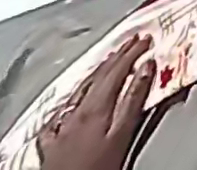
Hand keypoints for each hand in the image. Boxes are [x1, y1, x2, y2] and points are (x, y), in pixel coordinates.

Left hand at [36, 35, 155, 169]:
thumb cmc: (99, 168)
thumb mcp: (122, 135)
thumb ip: (134, 100)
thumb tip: (148, 65)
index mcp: (95, 108)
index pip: (117, 72)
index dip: (132, 53)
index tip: (146, 38)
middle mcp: (76, 113)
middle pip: (99, 77)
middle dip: (118, 57)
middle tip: (132, 40)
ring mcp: (59, 129)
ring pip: (80, 91)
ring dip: (97, 72)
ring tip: (109, 59)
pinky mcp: (49, 146)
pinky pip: (58, 116)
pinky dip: (70, 101)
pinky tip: (71, 101)